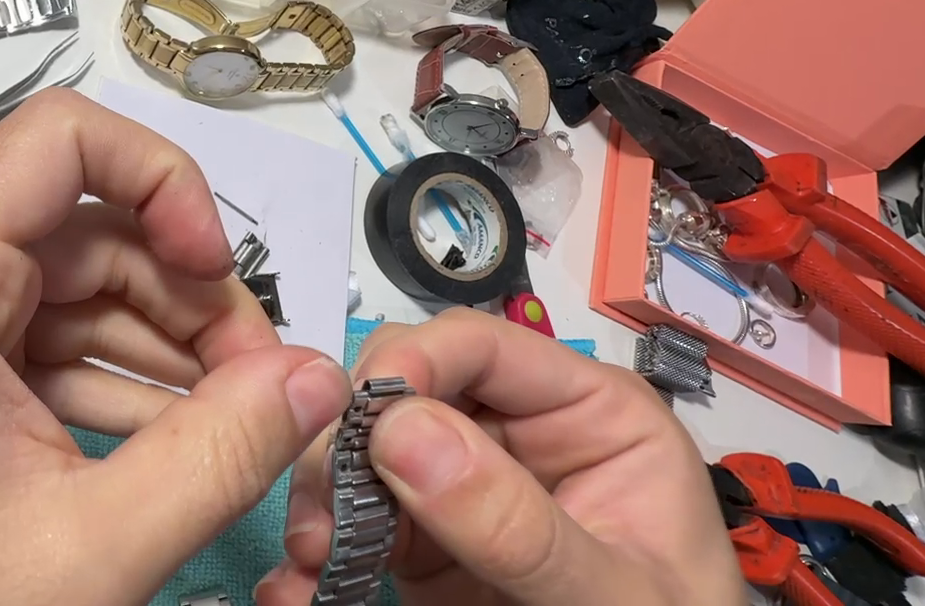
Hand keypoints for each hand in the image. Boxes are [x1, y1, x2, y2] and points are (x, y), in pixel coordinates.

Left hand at [0, 89, 351, 604]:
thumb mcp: (82, 552)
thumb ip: (219, 455)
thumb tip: (319, 379)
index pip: (62, 138)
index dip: (162, 179)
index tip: (216, 269)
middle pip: (85, 227)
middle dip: (183, 298)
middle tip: (258, 387)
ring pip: (72, 283)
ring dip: (158, 344)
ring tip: (230, 420)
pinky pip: (37, 330)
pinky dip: (105, 372)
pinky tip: (167, 434)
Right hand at [258, 309, 738, 605]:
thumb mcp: (618, 602)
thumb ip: (519, 526)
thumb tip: (398, 429)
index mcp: (584, 410)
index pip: (478, 344)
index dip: (411, 362)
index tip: (356, 416)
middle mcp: (511, 426)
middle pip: (402, 379)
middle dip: (352, 429)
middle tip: (325, 497)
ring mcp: (458, 474)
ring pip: (362, 434)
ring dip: (325, 481)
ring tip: (311, 548)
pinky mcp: (417, 522)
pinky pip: (352, 499)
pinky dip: (321, 527)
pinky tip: (306, 567)